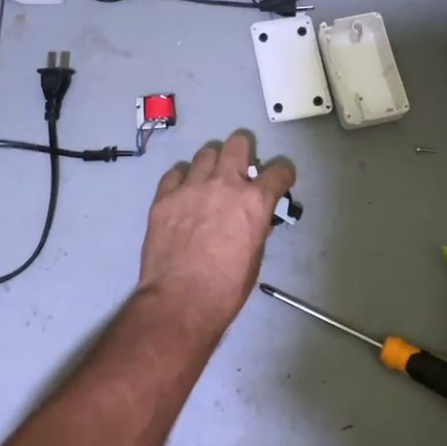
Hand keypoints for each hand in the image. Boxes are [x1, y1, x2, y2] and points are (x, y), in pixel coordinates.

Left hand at [136, 132, 292, 337]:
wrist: (180, 301)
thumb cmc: (226, 288)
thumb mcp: (254, 257)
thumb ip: (256, 229)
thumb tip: (256, 220)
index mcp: (254, 201)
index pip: (279, 170)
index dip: (282, 175)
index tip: (280, 180)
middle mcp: (224, 184)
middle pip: (238, 143)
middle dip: (244, 151)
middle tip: (241, 168)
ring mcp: (191, 187)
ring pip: (205, 153)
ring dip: (212, 164)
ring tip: (209, 181)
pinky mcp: (164, 197)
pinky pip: (175, 173)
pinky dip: (182, 179)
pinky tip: (183, 194)